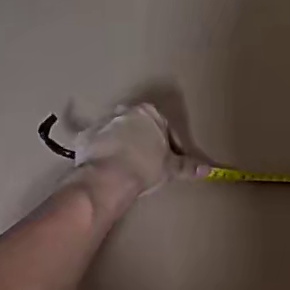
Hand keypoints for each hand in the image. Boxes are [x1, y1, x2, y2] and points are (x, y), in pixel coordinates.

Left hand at [70, 102, 204, 199]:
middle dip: (143, 142)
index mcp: (149, 113)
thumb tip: (206, 169)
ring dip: (121, 147)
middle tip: (147, 165)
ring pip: (116, 134)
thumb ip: (187, 166)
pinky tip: (106, 170)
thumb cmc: (145, 167)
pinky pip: (96, 145)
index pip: (165, 127)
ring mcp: (101, 123)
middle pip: (138, 127)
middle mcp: (124, 111)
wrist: (108, 177)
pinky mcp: (84, 137)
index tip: (169, 162)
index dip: (169, 146)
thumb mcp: (170, 168)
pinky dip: (101, 155)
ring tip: (125, 170)